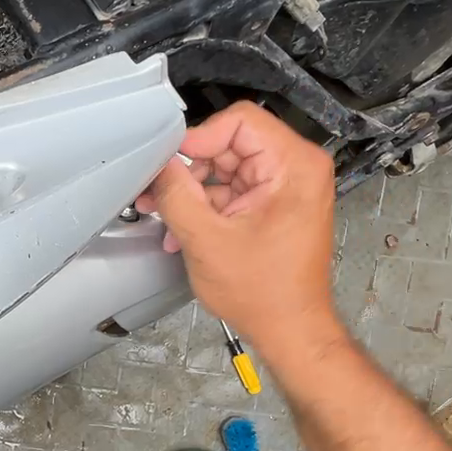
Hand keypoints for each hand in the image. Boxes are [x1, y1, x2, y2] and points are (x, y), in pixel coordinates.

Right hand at [135, 101, 346, 369]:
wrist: (288, 328)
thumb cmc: (265, 293)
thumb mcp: (206, 239)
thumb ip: (176, 195)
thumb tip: (158, 165)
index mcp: (293, 166)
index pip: (239, 122)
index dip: (197, 139)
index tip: (168, 164)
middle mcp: (295, 169)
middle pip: (228, 145)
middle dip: (188, 170)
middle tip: (156, 193)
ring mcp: (283, 188)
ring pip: (224, 169)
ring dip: (190, 193)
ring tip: (164, 218)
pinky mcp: (271, 206)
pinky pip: (229, 191)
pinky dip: (203, 208)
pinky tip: (181, 231)